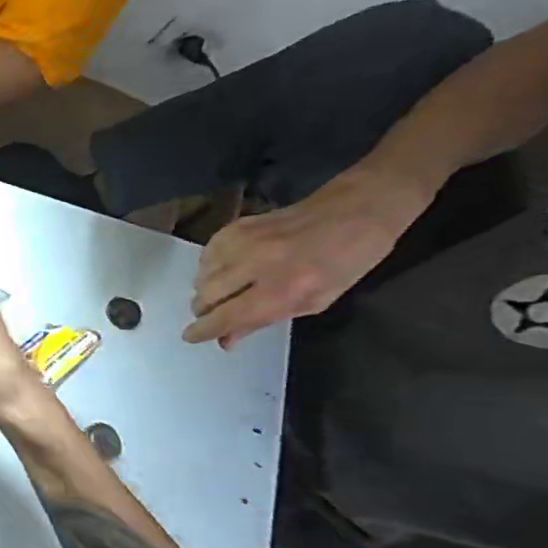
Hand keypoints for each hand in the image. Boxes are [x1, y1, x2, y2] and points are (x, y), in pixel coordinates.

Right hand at [183, 164, 433, 347]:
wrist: (356, 208)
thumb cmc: (347, 260)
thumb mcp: (316, 300)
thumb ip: (267, 320)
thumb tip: (226, 339)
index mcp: (285, 289)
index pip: (228, 316)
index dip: (205, 330)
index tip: (191, 337)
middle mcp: (257, 265)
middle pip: (206, 297)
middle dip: (206, 310)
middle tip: (216, 313)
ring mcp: (242, 243)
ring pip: (201, 278)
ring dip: (208, 290)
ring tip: (225, 290)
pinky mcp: (233, 228)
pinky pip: (205, 258)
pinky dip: (210, 268)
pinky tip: (226, 269)